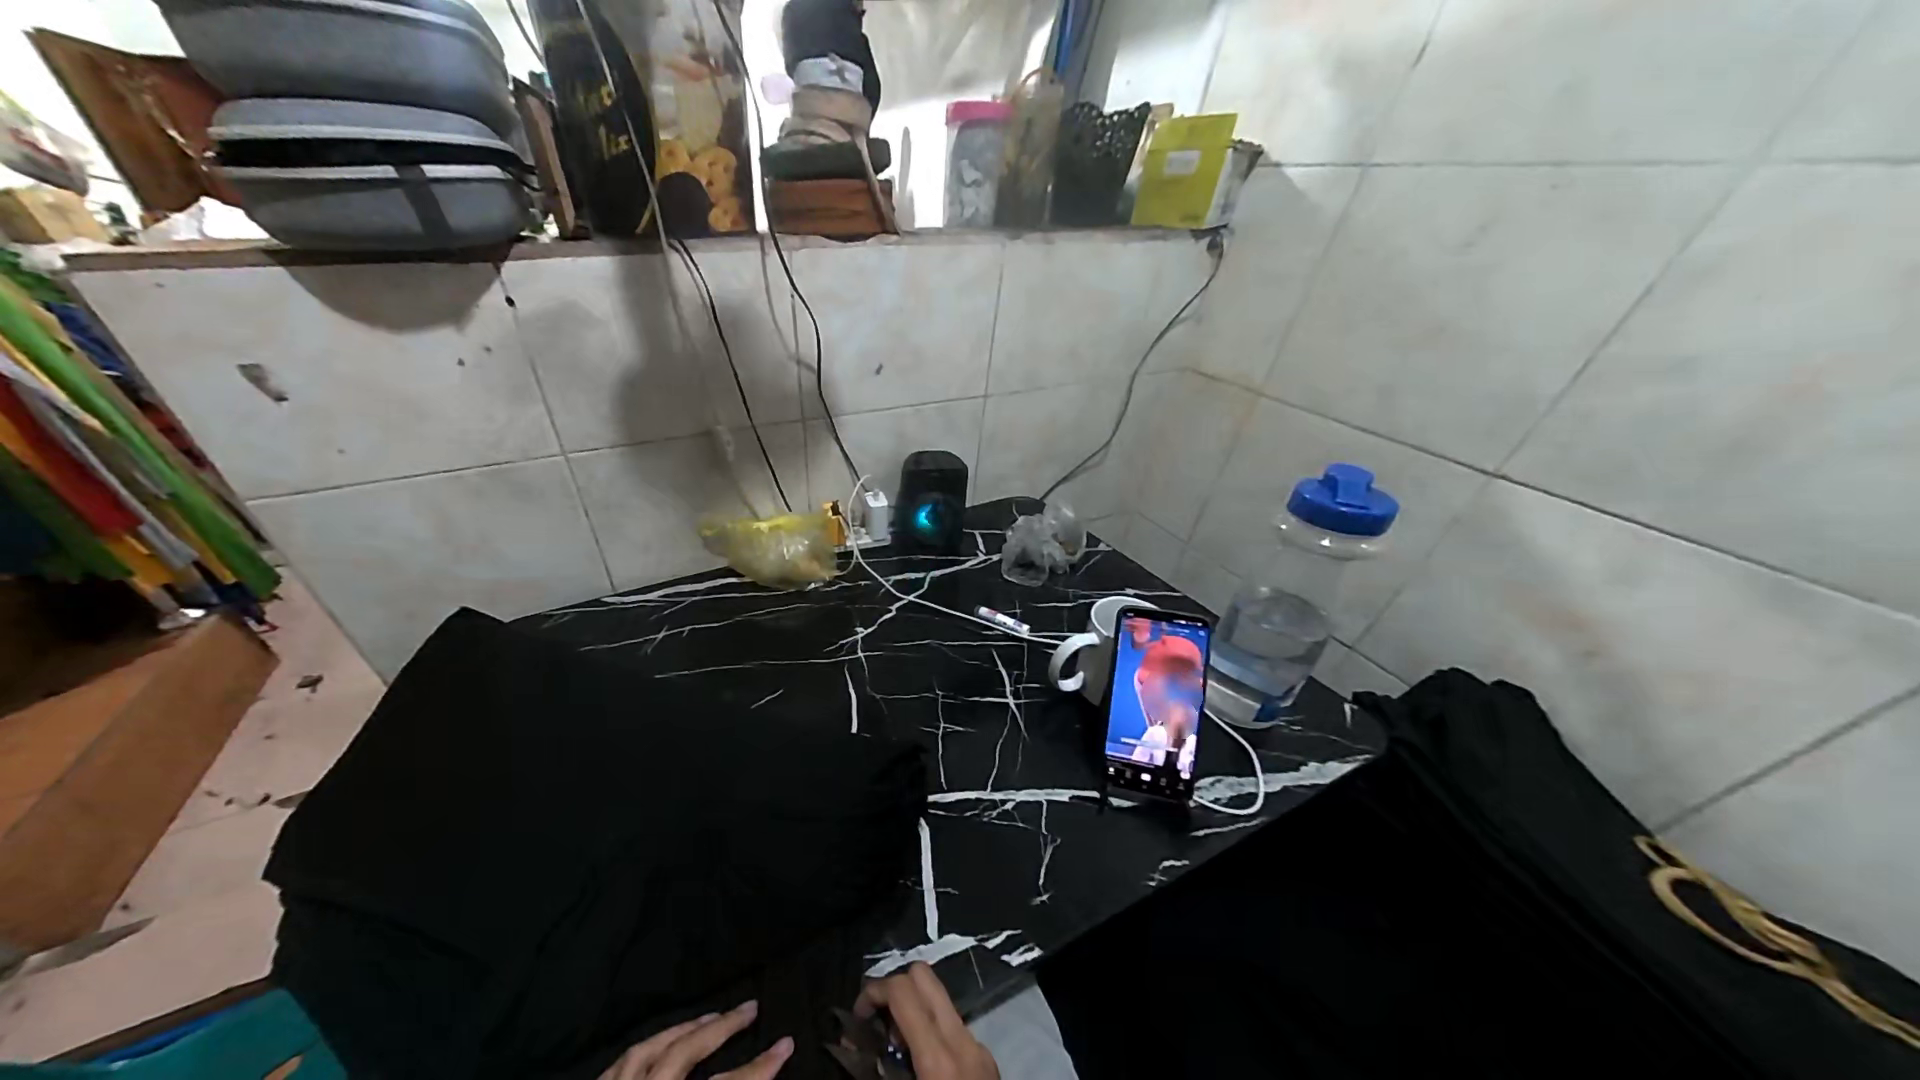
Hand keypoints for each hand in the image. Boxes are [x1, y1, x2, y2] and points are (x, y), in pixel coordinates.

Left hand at [598, 1000, 791, 1079]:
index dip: (758, 1068)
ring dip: (683, 1030)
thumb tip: (755, 1076)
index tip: (786, 1044)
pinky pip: (616, 1065)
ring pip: (647, 1050)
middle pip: (684, 1054)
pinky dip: (644, 1048)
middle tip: (751, 1006)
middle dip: (722, 1028)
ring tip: (710, 1016)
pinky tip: (658, 1042)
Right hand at [853, 962, 998, 1079]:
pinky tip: (919, 1062)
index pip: (903, 990)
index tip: (857, 1014)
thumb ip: (877, 1070)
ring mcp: (979, 1046)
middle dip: (895, 986)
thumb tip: (854, 1045)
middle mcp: (962, 1040)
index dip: (873, 991)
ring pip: (941, 1001)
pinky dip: (932, 1032)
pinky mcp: (988, 1058)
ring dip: (913, 1011)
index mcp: (938, 1056)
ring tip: (894, 1045)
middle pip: (925, 977)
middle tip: (875, 1020)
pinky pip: (954, 1028)